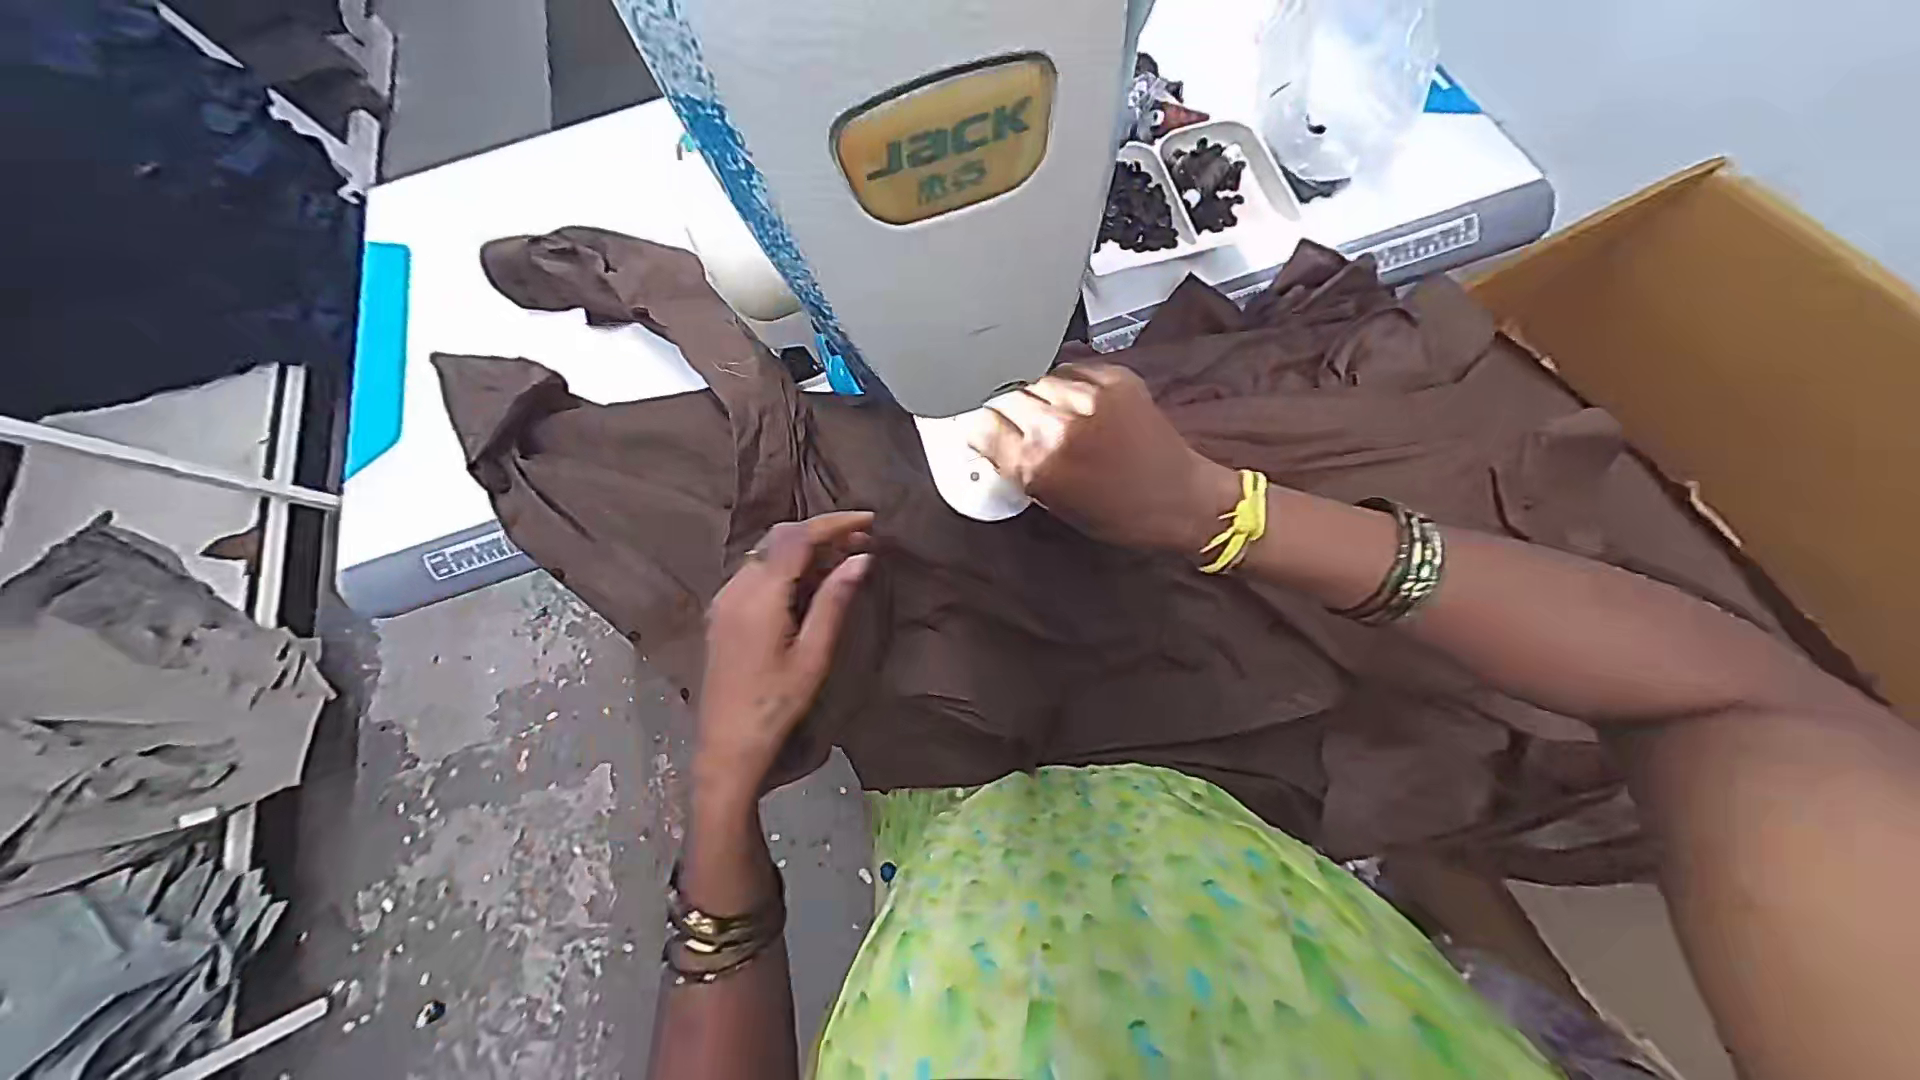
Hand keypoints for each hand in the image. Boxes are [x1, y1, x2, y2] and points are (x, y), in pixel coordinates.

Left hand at [694, 511, 873, 800]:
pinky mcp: (723, 613)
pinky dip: (787, 567)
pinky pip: (757, 573)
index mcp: (759, 596)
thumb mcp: (814, 654)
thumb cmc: (776, 704)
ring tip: (843, 561)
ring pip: (767, 554)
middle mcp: (736, 588)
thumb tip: (860, 559)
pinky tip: (810, 585)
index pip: (797, 538)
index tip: (868, 521)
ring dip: (805, 550)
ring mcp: (725, 600)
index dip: (834, 523)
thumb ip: (835, 600)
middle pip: (780, 539)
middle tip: (861, 543)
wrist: (727, 745)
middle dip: (822, 533)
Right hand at [965, 362, 1239, 552]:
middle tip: (1018, 424)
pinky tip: (1076, 401)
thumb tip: (993, 437)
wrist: (1180, 499)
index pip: (982, 426)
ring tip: (1050, 412)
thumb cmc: (1117, 515)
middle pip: (1005, 397)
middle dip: (1007, 412)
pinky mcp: (1115, 378)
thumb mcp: (1054, 502)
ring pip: (1036, 379)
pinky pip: (1070, 369)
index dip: (981, 429)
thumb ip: (1018, 467)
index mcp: (1036, 464)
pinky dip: (1067, 383)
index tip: (985, 431)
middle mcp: (1057, 425)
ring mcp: (1088, 397)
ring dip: (1036, 394)